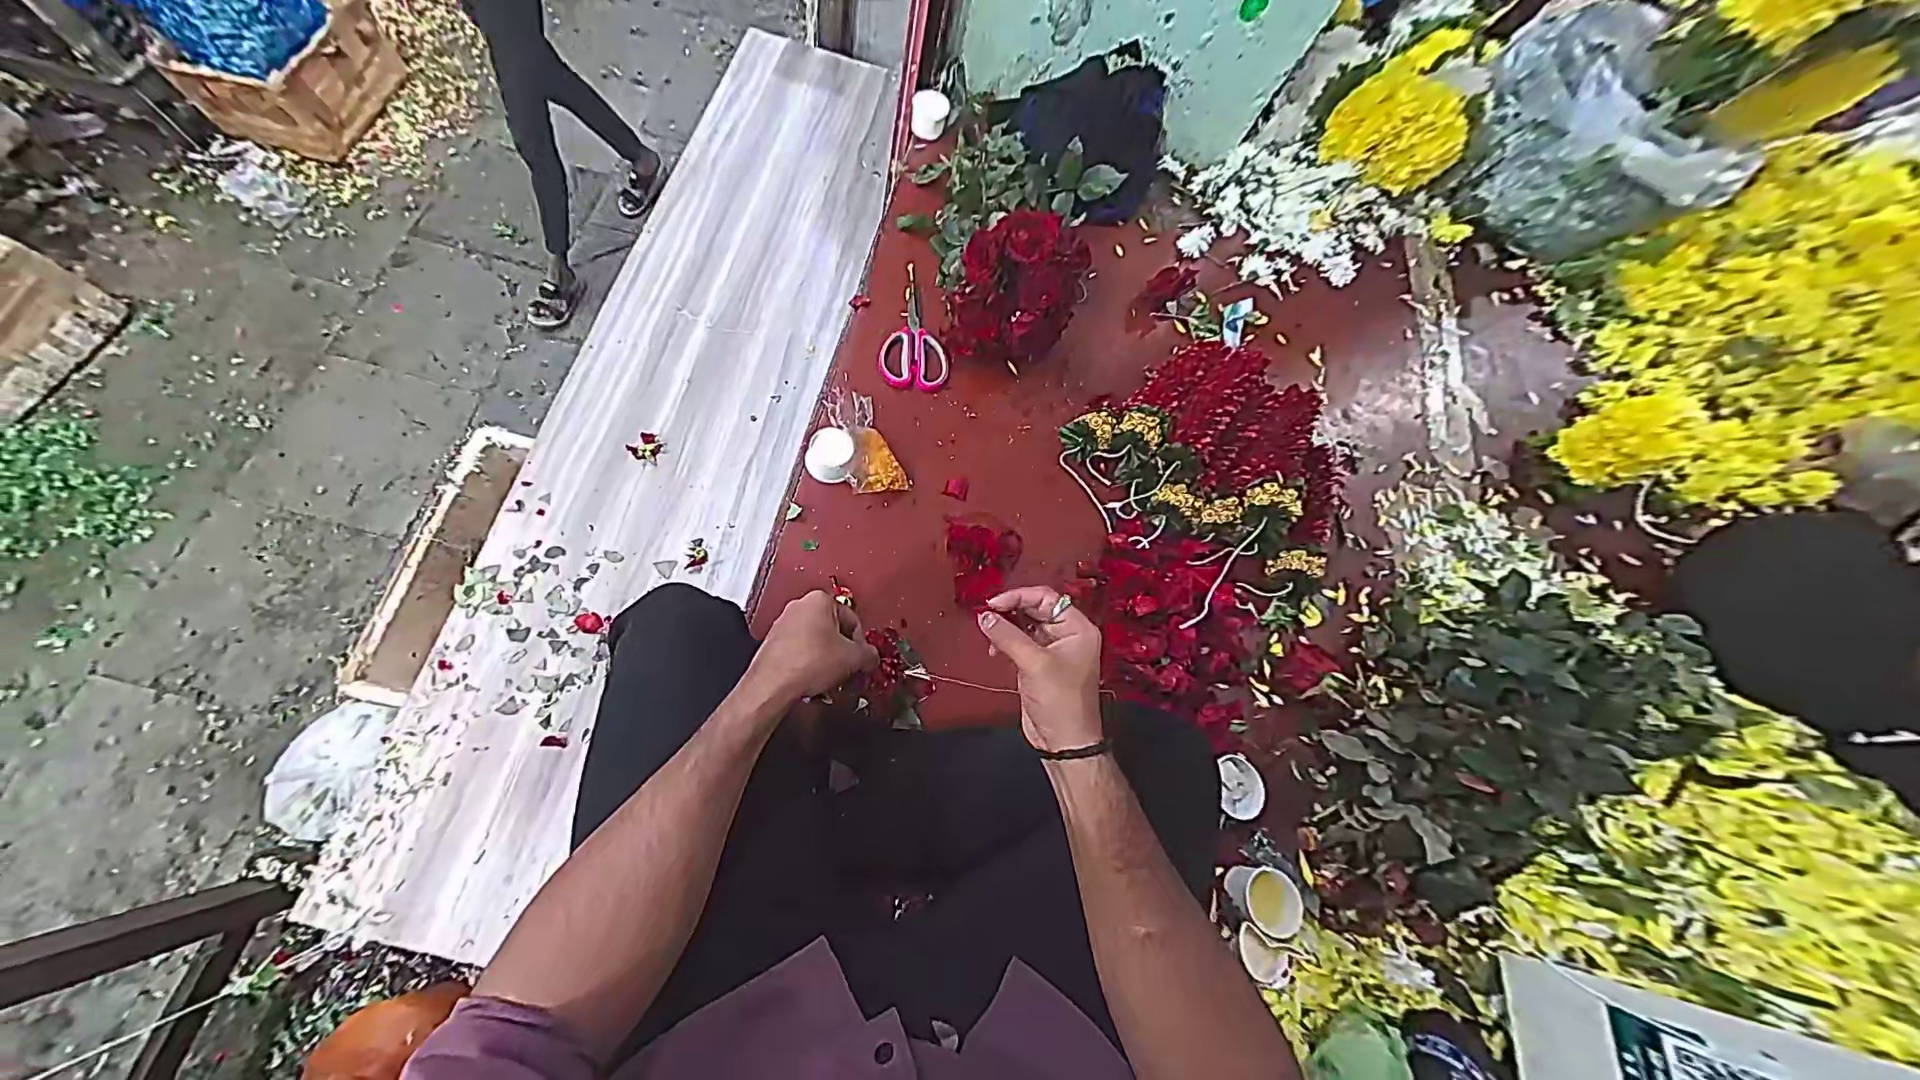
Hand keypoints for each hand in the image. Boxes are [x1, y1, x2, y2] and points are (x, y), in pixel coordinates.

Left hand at [747, 590, 878, 702]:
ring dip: (827, 657)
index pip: (853, 620)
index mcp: (820, 600)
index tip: (861, 658)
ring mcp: (784, 623)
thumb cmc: (807, 663)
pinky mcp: (774, 641)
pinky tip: (813, 678)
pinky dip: (810, 661)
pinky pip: (801, 649)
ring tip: (830, 676)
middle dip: (843, 650)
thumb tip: (871, 656)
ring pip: (817, 640)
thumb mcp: (852, 658)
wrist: (773, 684)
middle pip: (834, 629)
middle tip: (847, 667)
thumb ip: (869, 654)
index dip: (860, 643)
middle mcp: (800, 606)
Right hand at [975, 586, 1102, 753]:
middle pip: (1035, 609)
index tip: (994, 603)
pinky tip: (994, 648)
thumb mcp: (1033, 664)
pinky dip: (1006, 641)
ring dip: (1006, 627)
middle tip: (987, 615)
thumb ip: (1007, 636)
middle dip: (1011, 610)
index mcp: (1078, 628)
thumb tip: (985, 616)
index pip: (1047, 598)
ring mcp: (1054, 649)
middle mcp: (1068, 635)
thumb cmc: (1061, 702)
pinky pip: (1020, 642)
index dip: (1019, 597)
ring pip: (1025, 625)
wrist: (1064, 740)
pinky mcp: (1039, 663)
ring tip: (989, 632)